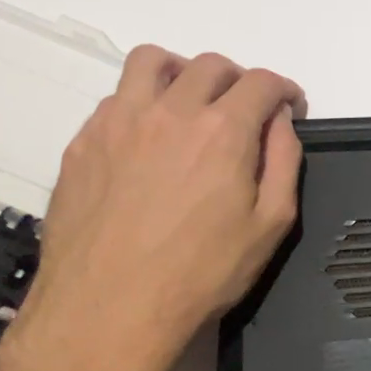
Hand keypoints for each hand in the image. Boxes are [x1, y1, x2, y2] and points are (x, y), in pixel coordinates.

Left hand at [10, 46, 304, 370]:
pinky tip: (150, 141)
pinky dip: (142, 103)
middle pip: (209, 65)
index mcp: (223, 130)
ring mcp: (117, 123)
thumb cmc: (202, 272)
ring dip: (182, 73)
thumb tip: (280, 121)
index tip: (289, 109)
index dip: (283, 90)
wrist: (108, 308)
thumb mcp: (272, 223)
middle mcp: (169, 112)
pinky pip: (115, 99)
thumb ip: (283, 161)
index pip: (260, 82)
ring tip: (191, 105)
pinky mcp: (82, 143)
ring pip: (151, 63)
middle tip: (246, 111)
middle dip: (238, 80)